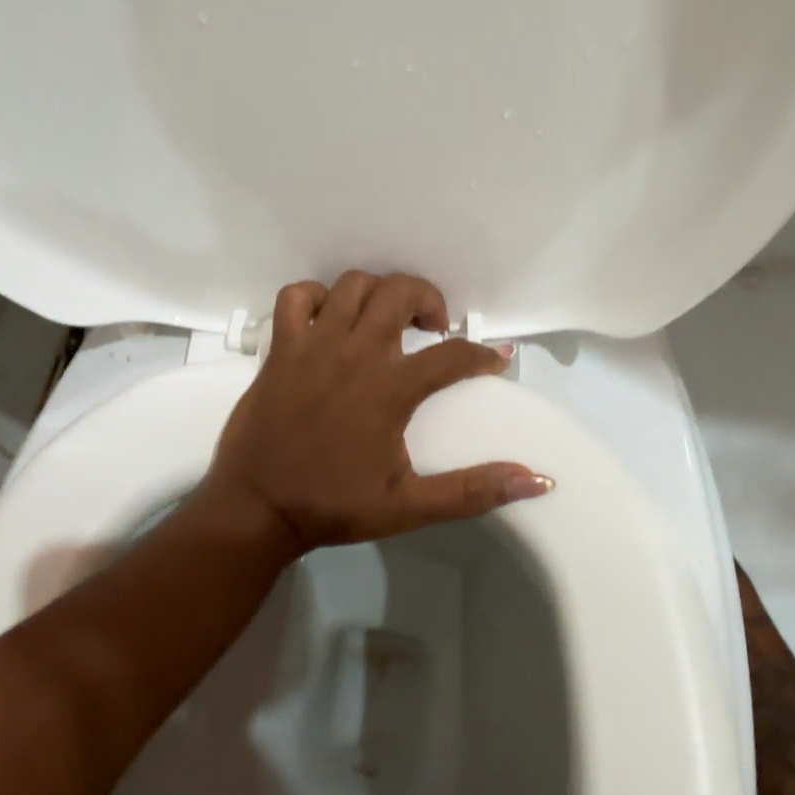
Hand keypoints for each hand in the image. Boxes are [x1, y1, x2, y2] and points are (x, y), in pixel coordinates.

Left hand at [201, 272, 553, 551]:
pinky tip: (329, 321)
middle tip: (433, 330)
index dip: (483, 354)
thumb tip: (538, 481)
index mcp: (389, 390)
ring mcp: (312, 346)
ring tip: (386, 321)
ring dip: (378, 293)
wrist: (257, 509)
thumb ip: (473, 490)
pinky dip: (315, 297)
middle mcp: (354, 354)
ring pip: (352, 285)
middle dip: (428, 299)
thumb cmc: (333, 506)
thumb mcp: (410, 506)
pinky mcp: (279, 349)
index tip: (495, 361)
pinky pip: (295, 297)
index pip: (453, 355)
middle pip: (400, 292)